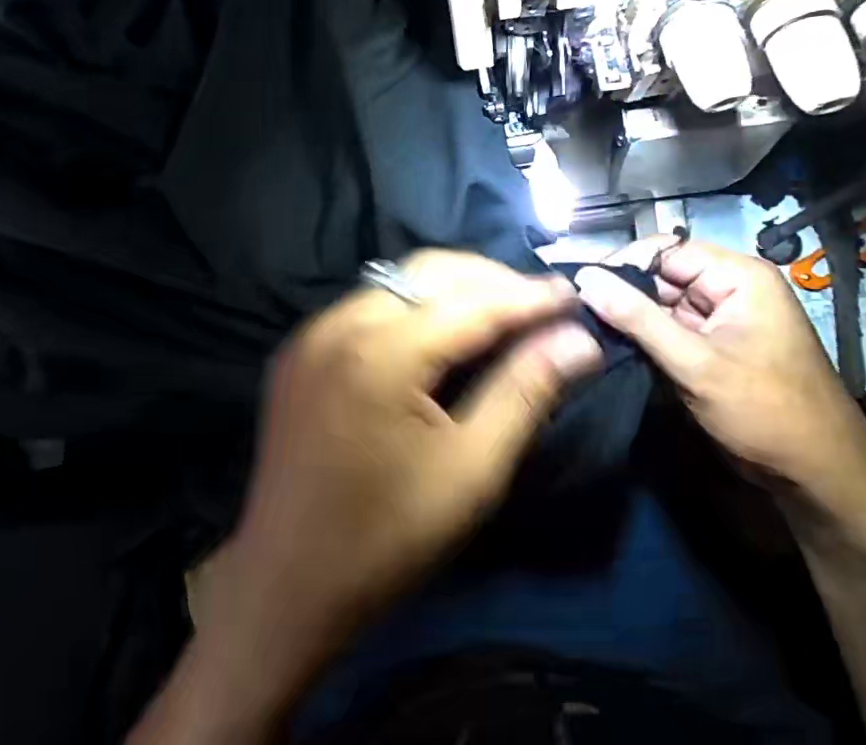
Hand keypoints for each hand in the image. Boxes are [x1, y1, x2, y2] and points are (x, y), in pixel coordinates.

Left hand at [133, 251, 604, 743]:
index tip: (573, 295)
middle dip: (490, 281)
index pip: (473, 303)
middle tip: (539, 306)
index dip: (529, 297)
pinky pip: (368, 306)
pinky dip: (414, 307)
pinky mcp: (299, 355)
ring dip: (452, 289)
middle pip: (430, 274)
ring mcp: (311, 336)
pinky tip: (440, 334)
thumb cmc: (388, 539)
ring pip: (397, 283)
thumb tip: (579, 341)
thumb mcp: (473, 469)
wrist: (285, 591)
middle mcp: (339, 325)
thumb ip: (525, 391)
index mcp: (381, 353)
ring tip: (500, 314)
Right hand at [574, 239, 865, 541]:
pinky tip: (614, 349)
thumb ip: (638, 318)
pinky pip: (675, 333)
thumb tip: (585, 279)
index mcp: (739, 277)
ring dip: (634, 320)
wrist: (818, 476)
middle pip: (665, 278)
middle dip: (625, 295)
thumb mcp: (696, 363)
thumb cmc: (764, 411)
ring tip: (588, 331)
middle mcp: (732, 290)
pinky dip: (649, 341)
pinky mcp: (716, 350)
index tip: (579, 286)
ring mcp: (724, 321)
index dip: (623, 264)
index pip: (668, 251)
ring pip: (666, 307)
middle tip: (578, 315)